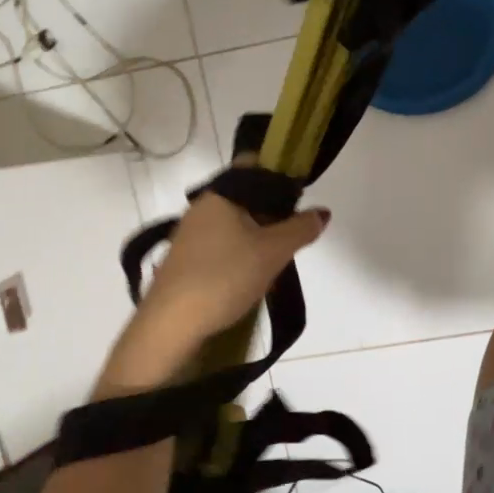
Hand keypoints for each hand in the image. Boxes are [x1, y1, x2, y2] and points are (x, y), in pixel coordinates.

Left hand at [98, 186, 329, 395]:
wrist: (171, 325)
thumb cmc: (225, 277)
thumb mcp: (274, 252)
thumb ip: (301, 228)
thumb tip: (322, 213)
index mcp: (220, 195)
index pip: (254, 167)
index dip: (280, 176)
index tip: (301, 198)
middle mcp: (201, 208)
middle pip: (247, 198)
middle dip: (274, 213)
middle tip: (294, 236)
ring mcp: (189, 235)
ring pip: (235, 224)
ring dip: (259, 237)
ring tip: (276, 261)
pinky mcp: (185, 261)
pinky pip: (222, 246)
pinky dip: (241, 254)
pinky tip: (251, 277)